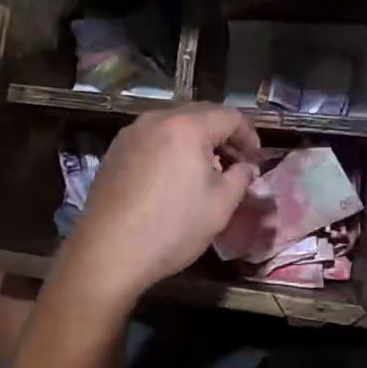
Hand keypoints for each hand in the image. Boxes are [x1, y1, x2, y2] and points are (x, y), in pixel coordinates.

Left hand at [58, 104, 260, 302]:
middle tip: (237, 161)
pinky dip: (171, 150)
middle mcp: (155, 120)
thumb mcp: (221, 205)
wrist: (109, 252)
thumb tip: (246, 167)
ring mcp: (130, 135)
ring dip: (196, 141)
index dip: (250, 135)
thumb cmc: (173, 227)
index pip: (229, 116)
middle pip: (200, 114)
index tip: (257, 160)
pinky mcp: (114, 153)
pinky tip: (174, 178)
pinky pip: (152, 140)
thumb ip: (240, 178)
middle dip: (223, 134)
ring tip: (207, 170)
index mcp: (186, 127)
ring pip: (173, 125)